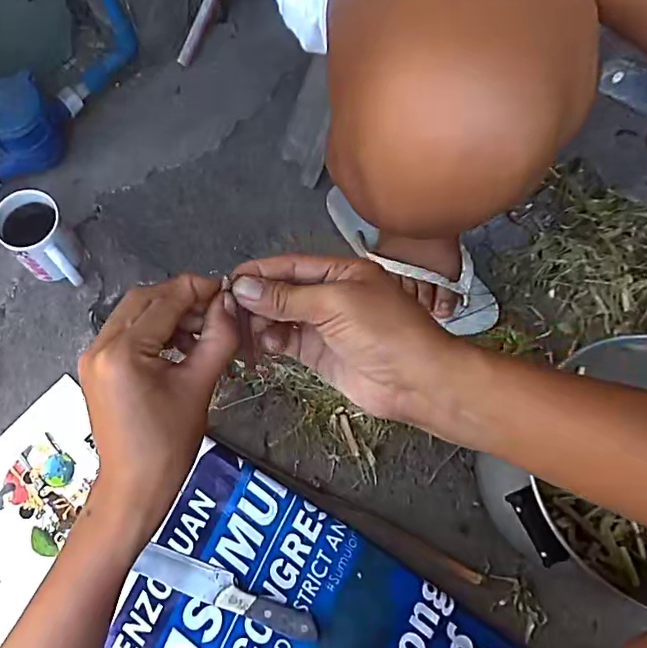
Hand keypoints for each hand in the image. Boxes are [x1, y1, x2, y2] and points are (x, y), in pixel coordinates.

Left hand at [79, 275, 237, 531]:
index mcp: (123, 352)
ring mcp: (93, 357)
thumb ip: (217, 339)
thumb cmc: (166, 445)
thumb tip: (229, 306)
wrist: (135, 486)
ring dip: (168, 314)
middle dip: (182, 298)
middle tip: (216, 309)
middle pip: (145, 299)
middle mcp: (100, 347)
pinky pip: (127, 334)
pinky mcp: (97, 368)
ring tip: (201, 331)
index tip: (225, 290)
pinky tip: (180, 345)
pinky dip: (154, 331)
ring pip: (135, 314)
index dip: (199, 290)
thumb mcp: (199, 386)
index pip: (164, 301)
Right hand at [227, 255, 464, 427]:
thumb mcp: (336, 303)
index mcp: (340, 272)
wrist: (416, 381)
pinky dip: (270, 342)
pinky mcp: (320, 353)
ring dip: (260, 322)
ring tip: (243, 331)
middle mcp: (330, 295)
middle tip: (230, 310)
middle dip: (255, 299)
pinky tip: (260, 344)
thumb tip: (246, 287)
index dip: (259, 272)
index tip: (230, 280)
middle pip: (281, 291)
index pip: (290, 266)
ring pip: (280, 317)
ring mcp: (324, 325)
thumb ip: (288, 296)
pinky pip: (286, 342)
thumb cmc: (388, 333)